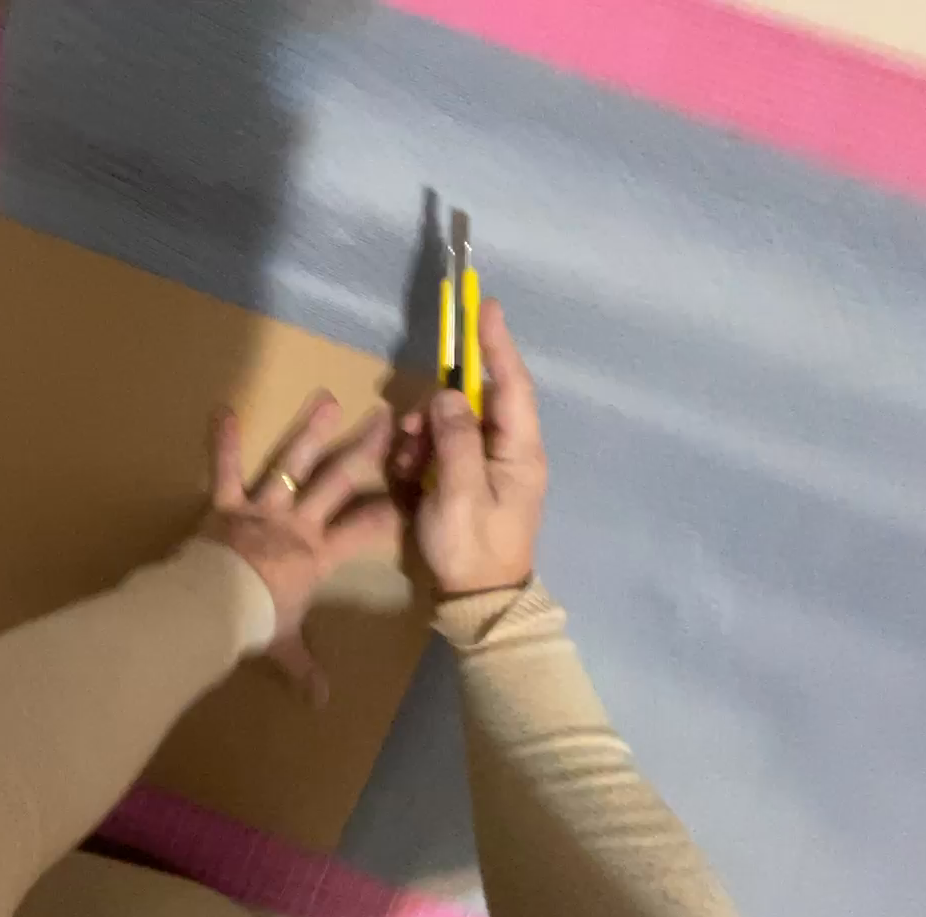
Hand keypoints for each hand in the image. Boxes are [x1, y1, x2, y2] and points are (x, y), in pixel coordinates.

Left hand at [205, 392, 398, 704]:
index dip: (391, 508)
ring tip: (326, 397)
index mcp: (318, 554)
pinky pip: (225, 470)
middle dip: (364, 448)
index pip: (366, 528)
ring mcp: (262, 508)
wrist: (212, 607)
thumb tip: (319, 704)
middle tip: (386, 417)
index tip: (414, 486)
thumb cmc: (254, 622)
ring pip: (291, 463)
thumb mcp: (283, 644)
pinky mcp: (226, 504)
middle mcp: (297, 522)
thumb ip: (303, 669)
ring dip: (308, 431)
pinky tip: (223, 408)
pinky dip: (224, 442)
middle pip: (339, 480)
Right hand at [390, 299, 546, 595]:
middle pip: (473, 404)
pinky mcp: (469, 481)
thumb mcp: (459, 494)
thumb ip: (455, 440)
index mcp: (519, 451)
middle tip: (411, 432)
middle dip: (438, 410)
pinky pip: (442, 451)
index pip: (511, 385)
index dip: (497, 346)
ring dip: (423, 437)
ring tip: (406, 465)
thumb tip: (450, 395)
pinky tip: (407, 477)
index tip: (486, 308)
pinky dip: (421, 456)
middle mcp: (509, 451)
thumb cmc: (472, 547)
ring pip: (451, 426)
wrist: (477, 599)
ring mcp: (488, 467)